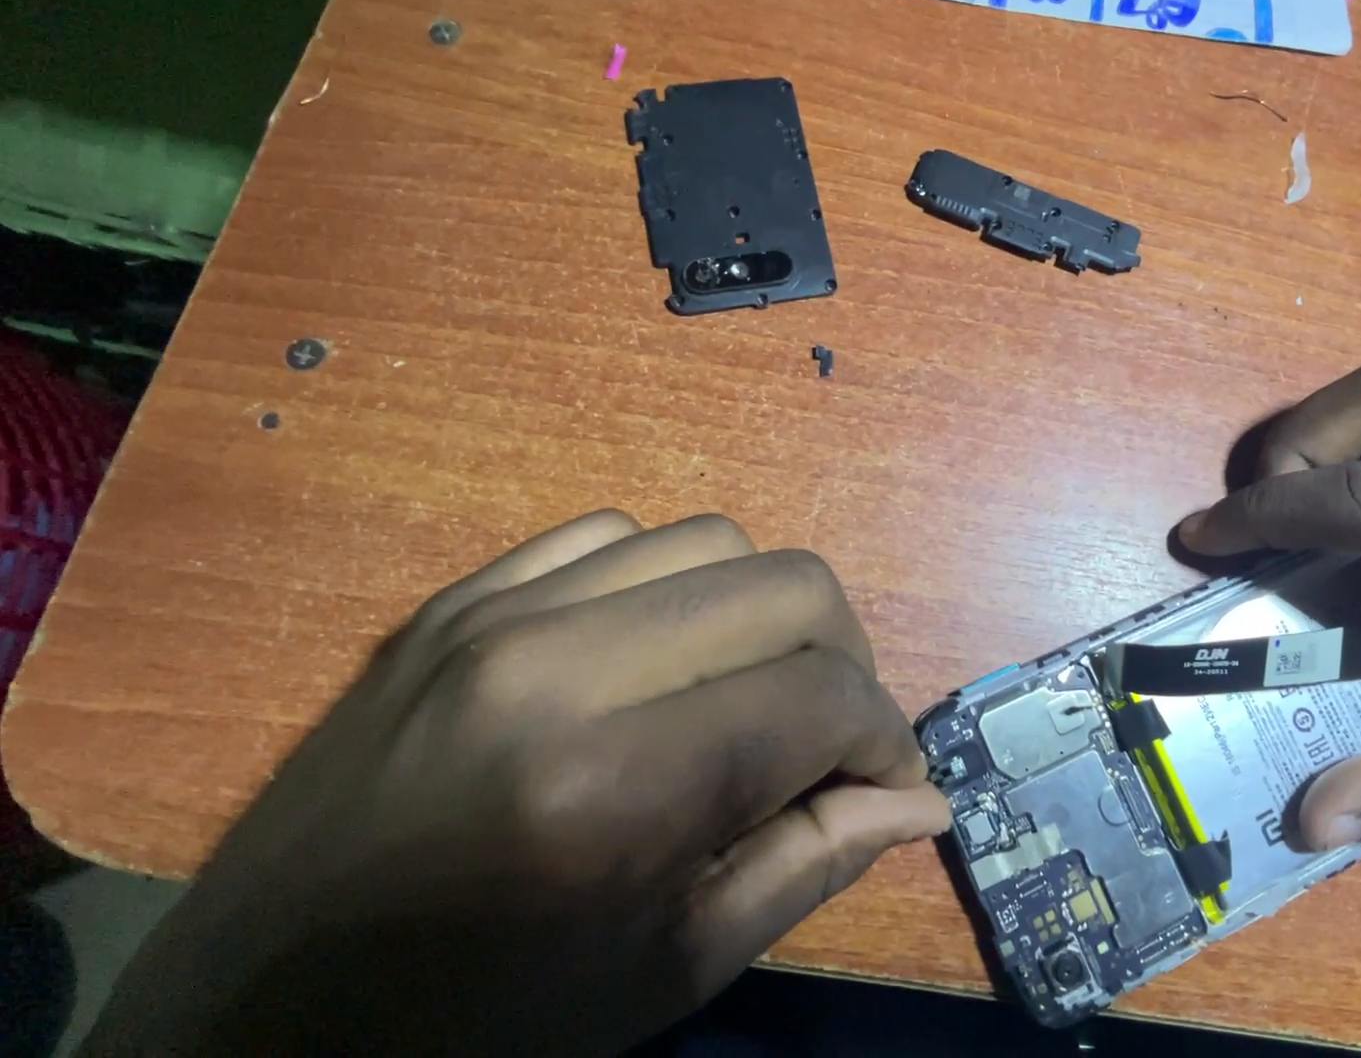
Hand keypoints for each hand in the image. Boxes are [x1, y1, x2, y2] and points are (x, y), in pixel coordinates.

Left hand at [83, 512, 948, 1055]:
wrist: (252, 1017)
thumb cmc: (482, 1024)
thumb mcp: (673, 970)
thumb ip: (813, 862)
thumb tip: (923, 798)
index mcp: (613, 789)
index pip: (822, 698)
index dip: (885, 738)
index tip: (887, 782)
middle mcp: (559, 668)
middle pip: (790, 585)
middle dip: (845, 659)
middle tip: (830, 731)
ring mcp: (495, 615)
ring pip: (713, 540)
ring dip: (764, 615)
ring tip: (748, 688)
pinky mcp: (455, 599)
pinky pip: (611, 536)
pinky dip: (669, 584)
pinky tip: (653, 654)